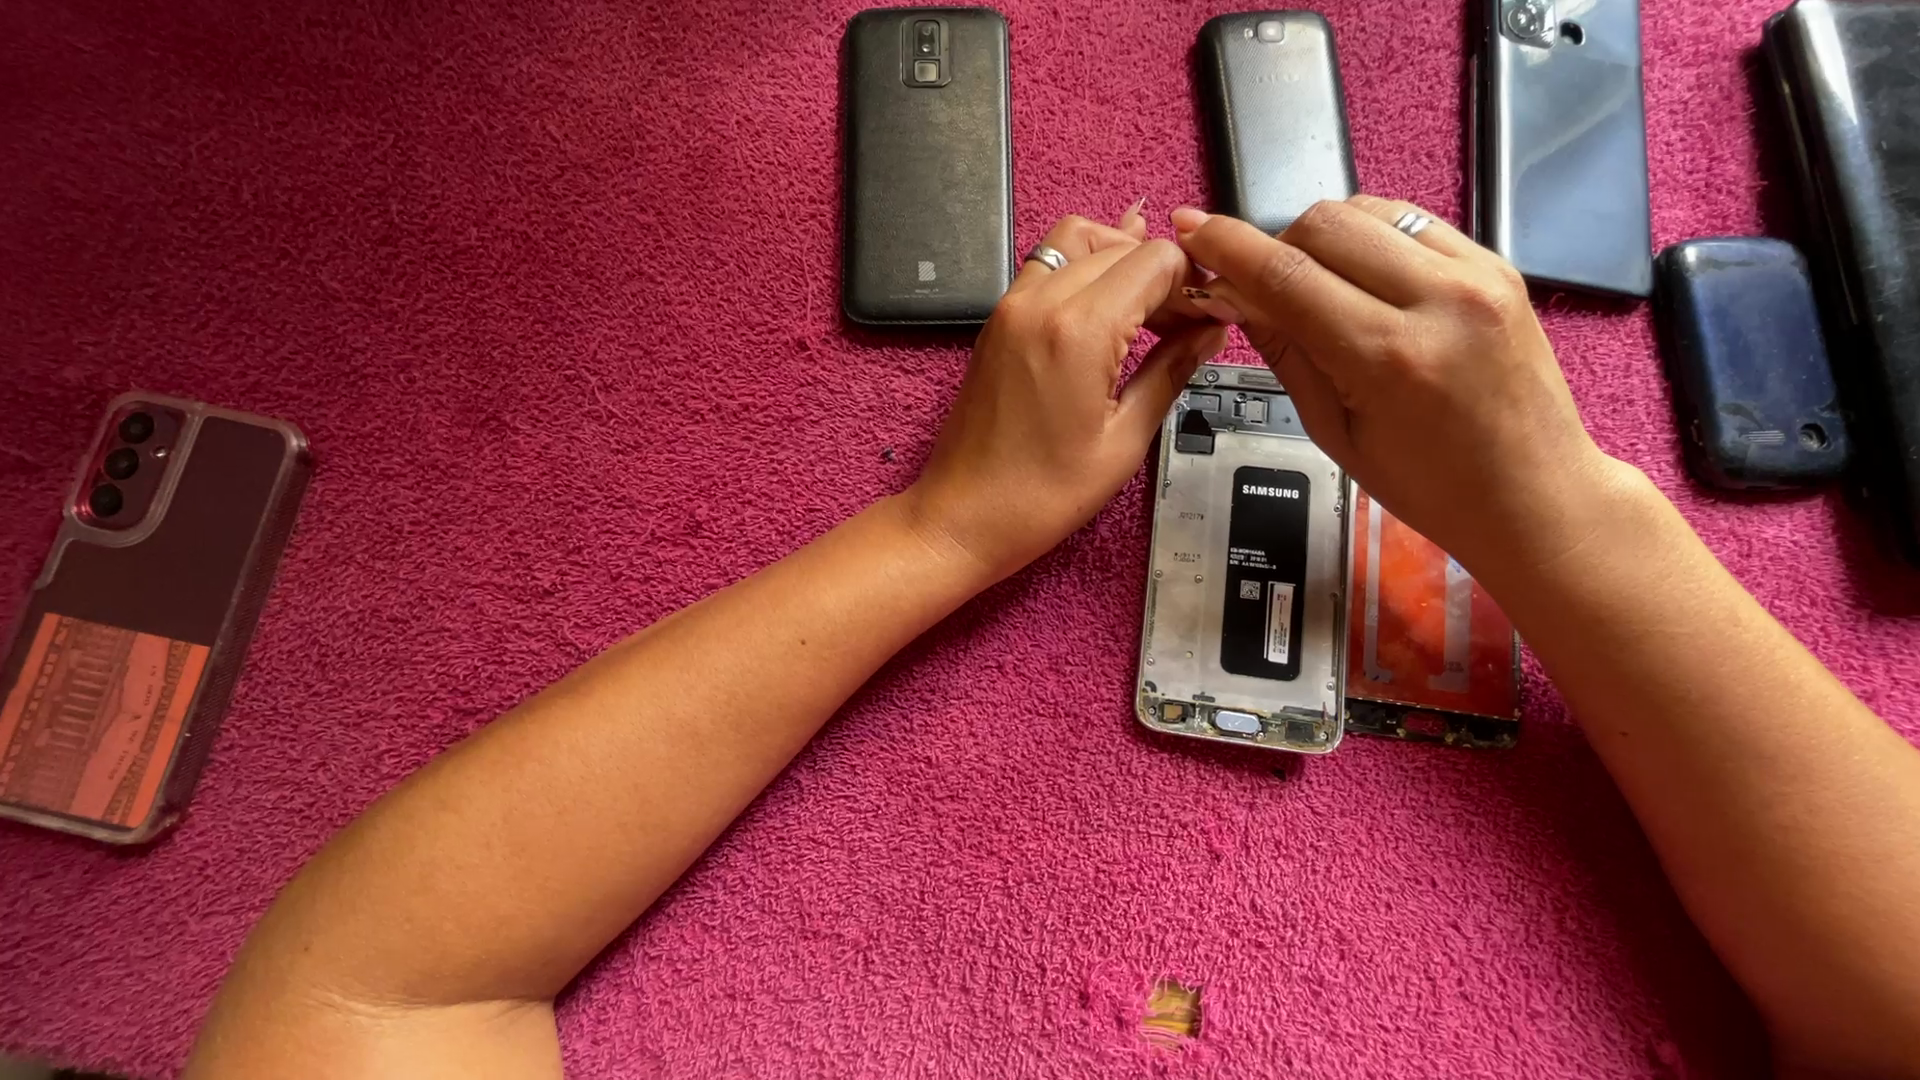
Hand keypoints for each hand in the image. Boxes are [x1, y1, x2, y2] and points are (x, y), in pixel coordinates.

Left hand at [905, 207, 1228, 580]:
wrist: (962, 516)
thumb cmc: (1041, 495)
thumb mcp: (1123, 441)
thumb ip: (1170, 371)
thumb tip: (1207, 332)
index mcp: (1079, 330)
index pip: (1154, 261)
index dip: (1192, 283)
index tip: (1208, 319)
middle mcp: (1039, 303)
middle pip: (1120, 248)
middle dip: (1163, 275)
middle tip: (1186, 323)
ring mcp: (1010, 308)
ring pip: (1077, 241)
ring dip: (1119, 260)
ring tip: (1147, 308)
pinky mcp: (996, 323)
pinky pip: (1045, 268)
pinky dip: (1082, 271)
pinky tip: (1107, 305)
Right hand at [1171, 195, 1630, 575]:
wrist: (1531, 491)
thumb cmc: (1423, 483)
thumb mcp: (1332, 430)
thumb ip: (1284, 351)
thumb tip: (1232, 297)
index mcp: (1388, 357)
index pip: (1287, 276)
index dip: (1227, 245)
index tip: (1189, 226)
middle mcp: (1439, 298)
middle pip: (1325, 223)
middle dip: (1275, 245)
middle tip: (1259, 287)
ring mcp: (1478, 272)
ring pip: (1367, 209)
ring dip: (1320, 237)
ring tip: (1313, 285)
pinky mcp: (1497, 263)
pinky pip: (1410, 221)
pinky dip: (1367, 238)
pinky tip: (1359, 278)